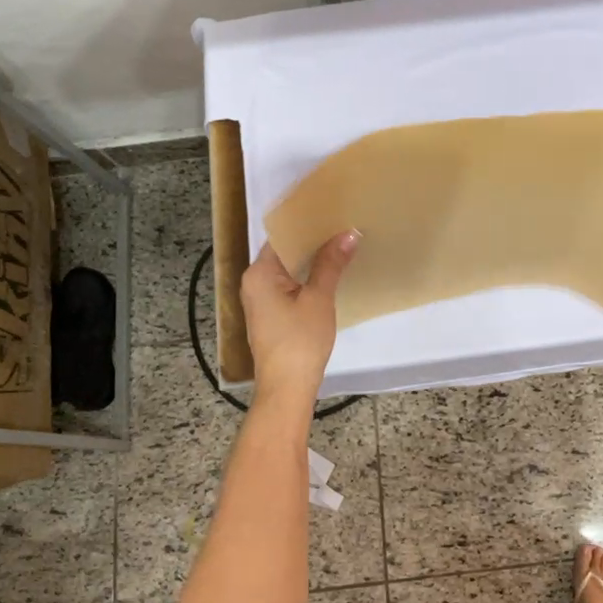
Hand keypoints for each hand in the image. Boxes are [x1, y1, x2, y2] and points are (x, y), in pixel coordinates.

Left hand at [241, 232, 358, 401]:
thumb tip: (349, 234)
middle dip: (312, 243)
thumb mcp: (319, 299)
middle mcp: (253, 283)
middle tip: (342, 227)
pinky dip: (307, 280)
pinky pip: (289, 288)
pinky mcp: (271, 316)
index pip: (282, 238)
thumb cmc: (300, 341)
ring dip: (311, 263)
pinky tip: (329, 276)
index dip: (307, 226)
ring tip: (341, 247)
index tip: (331, 214)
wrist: (287, 387)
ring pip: (288, 272)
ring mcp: (261, 301)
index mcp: (259, 273)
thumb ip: (331, 264)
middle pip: (284, 254)